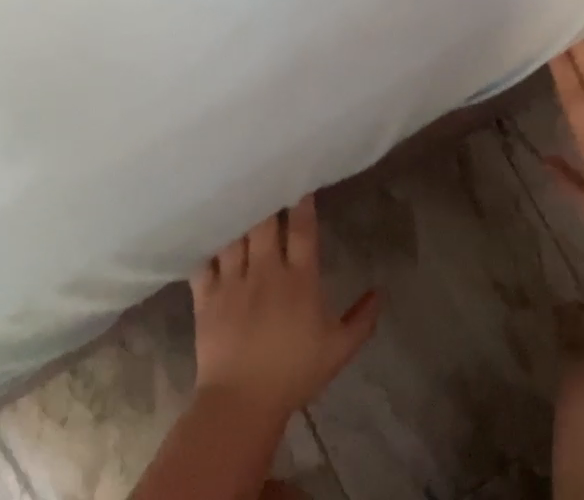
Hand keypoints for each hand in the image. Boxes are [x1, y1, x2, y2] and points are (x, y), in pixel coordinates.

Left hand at [191, 194, 380, 418]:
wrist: (242, 402)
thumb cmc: (295, 373)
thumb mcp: (340, 349)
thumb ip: (362, 318)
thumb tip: (380, 292)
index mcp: (300, 281)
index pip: (303, 231)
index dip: (303, 205)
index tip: (301, 184)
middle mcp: (266, 273)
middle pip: (264, 224)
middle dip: (267, 201)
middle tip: (267, 181)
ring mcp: (233, 284)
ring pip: (234, 237)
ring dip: (238, 217)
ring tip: (238, 198)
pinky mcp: (206, 299)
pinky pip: (203, 263)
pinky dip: (207, 246)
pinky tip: (208, 233)